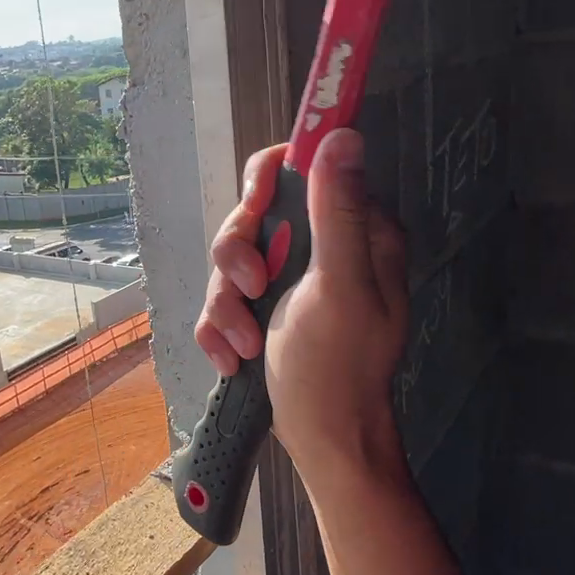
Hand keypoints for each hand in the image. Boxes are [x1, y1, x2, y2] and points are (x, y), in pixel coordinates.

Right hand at [194, 129, 409, 481]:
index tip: (252, 212)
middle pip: (253, 214)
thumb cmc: (337, 367)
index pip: (301, 167)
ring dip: (226, 304)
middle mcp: (323, 244)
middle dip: (237, 259)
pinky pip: (224, 295)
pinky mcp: (265, 306)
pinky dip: (220, 327)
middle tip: (249, 291)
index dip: (266, 181)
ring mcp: (291, 277)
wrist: (322, 441)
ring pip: (231, 257)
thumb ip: (336, 212)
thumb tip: (340, 132)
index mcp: (354, 228)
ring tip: (243, 345)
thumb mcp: (338, 286)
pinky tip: (232, 358)